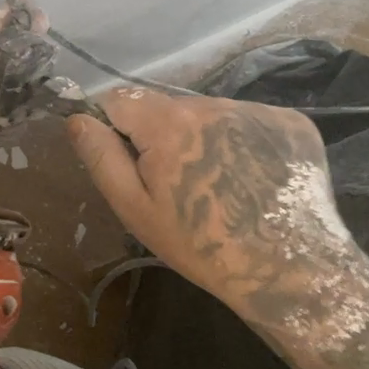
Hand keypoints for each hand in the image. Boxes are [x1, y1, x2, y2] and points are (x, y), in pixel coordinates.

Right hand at [65, 88, 337, 296]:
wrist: (291, 270)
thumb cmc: (200, 245)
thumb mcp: (135, 208)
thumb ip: (102, 157)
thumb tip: (76, 118)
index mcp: (168, 124)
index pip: (118, 99)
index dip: (113, 127)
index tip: (128, 162)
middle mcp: (213, 104)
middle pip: (165, 106)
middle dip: (159, 135)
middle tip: (174, 184)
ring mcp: (257, 111)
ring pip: (207, 113)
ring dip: (200, 137)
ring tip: (216, 184)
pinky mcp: (292, 123)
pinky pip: (247, 120)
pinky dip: (240, 141)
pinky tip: (249, 177)